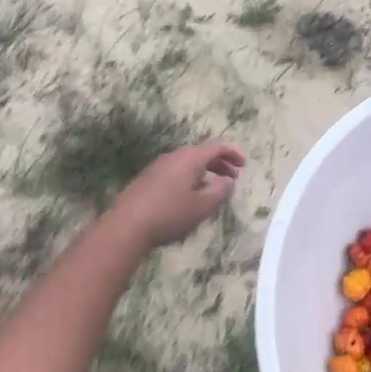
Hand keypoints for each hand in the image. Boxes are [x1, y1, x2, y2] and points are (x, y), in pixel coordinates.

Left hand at [110, 141, 245, 247]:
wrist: (126, 225)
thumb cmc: (169, 214)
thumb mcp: (201, 206)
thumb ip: (220, 191)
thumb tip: (228, 180)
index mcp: (190, 158)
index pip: (217, 147)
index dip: (233, 153)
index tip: (244, 165)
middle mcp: (174, 157)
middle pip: (201, 153)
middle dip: (220, 163)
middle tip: (232, 178)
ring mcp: (158, 166)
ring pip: (187, 163)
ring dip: (204, 172)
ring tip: (213, 188)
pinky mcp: (147, 179)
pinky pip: (175, 171)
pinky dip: (190, 178)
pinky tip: (189, 196)